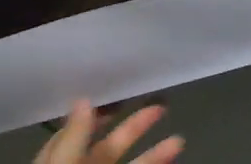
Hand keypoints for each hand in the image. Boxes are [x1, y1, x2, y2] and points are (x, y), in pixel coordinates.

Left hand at [34, 100, 182, 163]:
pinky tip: (170, 163)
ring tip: (179, 142)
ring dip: (152, 157)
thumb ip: (71, 141)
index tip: (121, 92)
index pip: (71, 136)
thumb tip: (84, 99)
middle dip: (134, 128)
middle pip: (106, 150)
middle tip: (161, 106)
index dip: (95, 114)